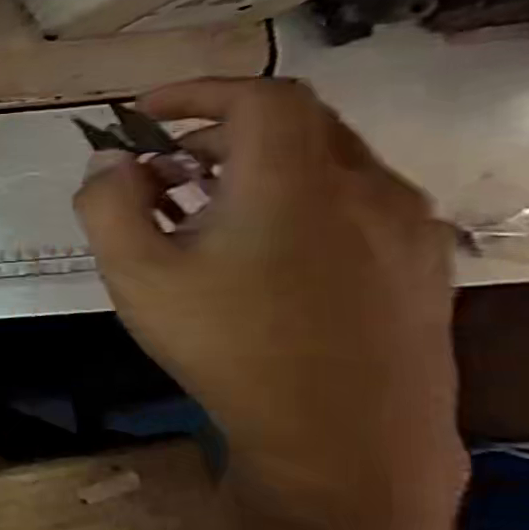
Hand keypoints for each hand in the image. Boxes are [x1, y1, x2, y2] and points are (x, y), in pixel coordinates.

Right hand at [73, 79, 464, 515]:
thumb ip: (108, 204)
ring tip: (203, 212)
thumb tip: (109, 161)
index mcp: (294, 181)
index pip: (259, 96)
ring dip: (256, 165)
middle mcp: (364, 186)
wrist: (342, 437)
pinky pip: (353, 199)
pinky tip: (260, 249)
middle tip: (164, 170)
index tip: (145, 114)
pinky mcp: (420, 261)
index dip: (198, 91)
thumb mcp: (135, 274)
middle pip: (293, 122)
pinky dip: (297, 196)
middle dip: (218, 133)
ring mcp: (404, 225)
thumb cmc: (226, 345)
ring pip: (327, 160)